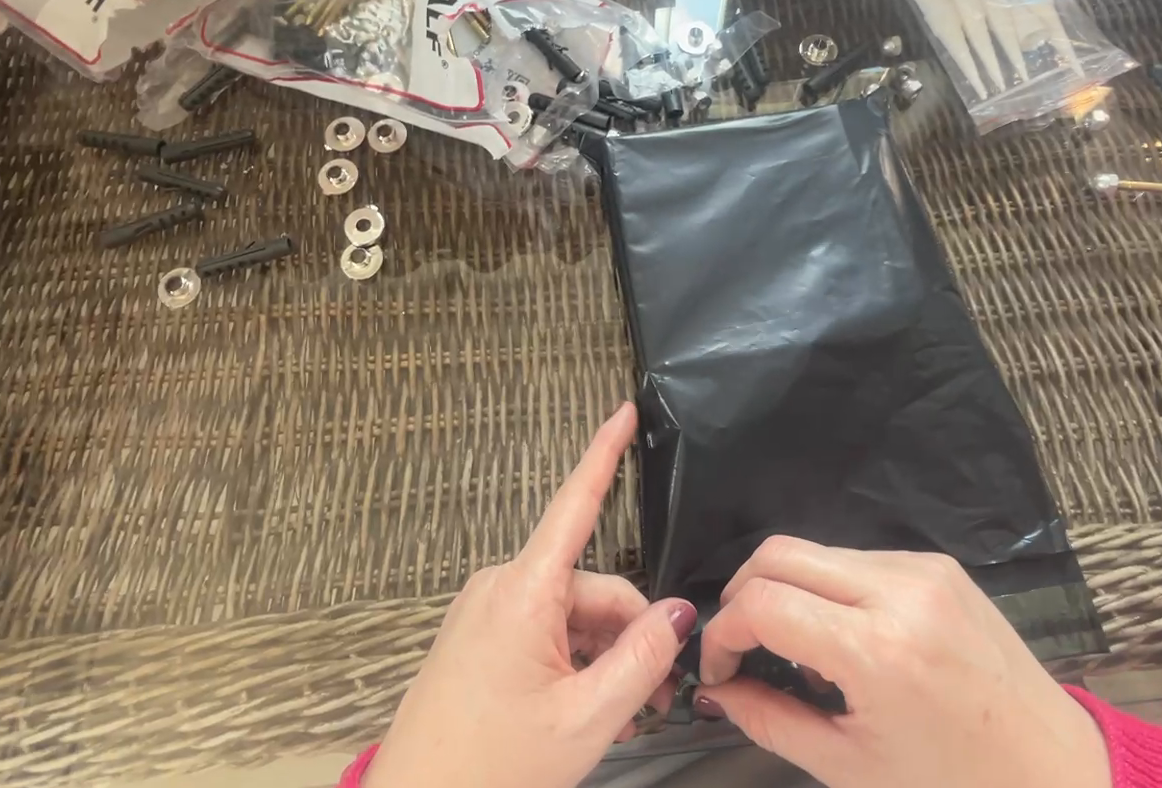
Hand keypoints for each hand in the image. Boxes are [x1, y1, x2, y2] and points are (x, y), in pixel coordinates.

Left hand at [365, 403, 695, 787]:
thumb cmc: (490, 770)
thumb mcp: (585, 719)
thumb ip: (641, 660)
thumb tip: (679, 613)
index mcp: (523, 591)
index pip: (574, 502)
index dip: (603, 452)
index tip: (622, 410)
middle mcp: (502, 585)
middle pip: (592, 586)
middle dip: (631, 631)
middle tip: (660, 694)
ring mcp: (488, 609)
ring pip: (572, 611)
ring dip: (606, 652)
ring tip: (629, 710)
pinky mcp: (481, 633)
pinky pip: (545, 627)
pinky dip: (575, 657)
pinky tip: (592, 701)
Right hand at [696, 538, 1109, 787]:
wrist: (1062, 775)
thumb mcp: (848, 768)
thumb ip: (768, 719)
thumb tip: (715, 690)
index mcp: (876, 651)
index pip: (762, 603)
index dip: (723, 632)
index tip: (719, 668)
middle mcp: (897, 590)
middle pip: (778, 553)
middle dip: (742, 594)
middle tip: (742, 644)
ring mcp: (921, 567)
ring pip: (815, 551)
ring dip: (787, 589)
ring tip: (801, 649)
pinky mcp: (937, 563)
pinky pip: (857, 558)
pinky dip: (830, 588)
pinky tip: (847, 636)